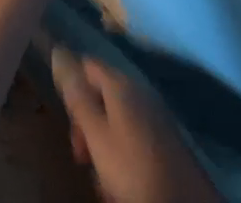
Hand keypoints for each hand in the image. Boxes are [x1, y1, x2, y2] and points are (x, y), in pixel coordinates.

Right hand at [53, 50, 220, 202]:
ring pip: (113, 121)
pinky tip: (119, 178)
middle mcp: (139, 91)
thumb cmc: (131, 165)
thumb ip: (77, 96)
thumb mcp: (96, 133)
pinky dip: (119, 153)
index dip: (71, 84)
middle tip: (81, 153)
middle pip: (100, 95)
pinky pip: (130, 136)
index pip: (87, 65)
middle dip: (85, 123)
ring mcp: (153, 113)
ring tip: (101, 173)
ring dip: (101, 144)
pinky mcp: (162, 136)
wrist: (181, 200)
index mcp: (121, 85)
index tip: (67, 116)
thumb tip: (58, 52)